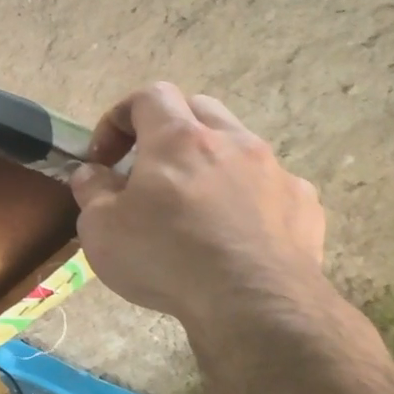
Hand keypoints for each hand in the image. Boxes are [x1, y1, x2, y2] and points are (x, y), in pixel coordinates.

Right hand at [71, 83, 325, 329]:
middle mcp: (232, 142)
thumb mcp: (98, 226)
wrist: (251, 298)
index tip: (103, 157)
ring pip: (234, 145)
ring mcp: (275, 170)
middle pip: (198, 109)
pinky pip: (264, 183)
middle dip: (163, 131)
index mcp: (178, 141)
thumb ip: (92, 190)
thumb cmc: (161, 255)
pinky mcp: (302, 201)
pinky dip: (238, 195)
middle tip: (141, 171)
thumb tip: (94, 172)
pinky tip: (224, 232)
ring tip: (183, 207)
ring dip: (203, 163)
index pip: (150, 96)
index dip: (117, 117)